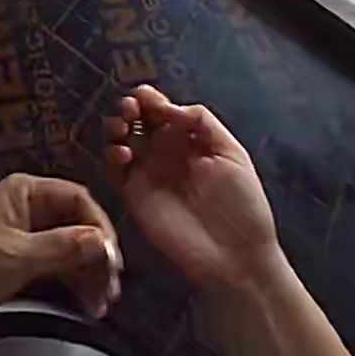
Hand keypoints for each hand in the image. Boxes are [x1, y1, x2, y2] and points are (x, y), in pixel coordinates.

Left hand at [0, 173, 120, 321]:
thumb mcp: (16, 257)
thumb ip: (61, 248)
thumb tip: (102, 242)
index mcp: (26, 191)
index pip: (77, 198)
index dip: (98, 227)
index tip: (113, 260)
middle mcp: (30, 205)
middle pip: (77, 222)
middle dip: (97, 254)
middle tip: (112, 288)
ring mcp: (28, 231)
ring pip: (72, 245)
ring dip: (89, 272)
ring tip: (103, 303)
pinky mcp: (25, 255)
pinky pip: (60, 262)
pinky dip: (74, 281)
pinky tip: (88, 303)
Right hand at [105, 85, 283, 291]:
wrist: (238, 259)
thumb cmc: (243, 206)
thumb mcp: (233, 155)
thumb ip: (203, 122)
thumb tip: (170, 106)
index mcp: (186, 140)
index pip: (161, 110)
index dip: (150, 99)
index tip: (145, 95)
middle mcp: (163, 153)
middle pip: (136, 120)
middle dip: (129, 108)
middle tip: (131, 108)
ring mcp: (147, 173)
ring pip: (120, 140)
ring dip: (116, 127)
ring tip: (123, 127)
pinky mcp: (134, 196)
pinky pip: (113, 170)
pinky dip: (111, 157)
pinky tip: (123, 155)